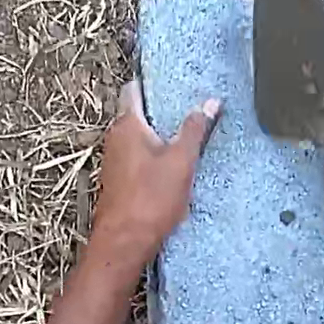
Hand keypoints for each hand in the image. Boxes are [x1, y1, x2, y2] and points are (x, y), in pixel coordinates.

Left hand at [90, 81, 221, 268]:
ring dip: (156, 136)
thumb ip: (195, 130)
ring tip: (183, 139)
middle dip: (159, 111)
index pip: (133, 90)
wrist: (124, 242)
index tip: (170, 81)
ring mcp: (113, 161)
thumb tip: (210, 103)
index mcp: (127, 126)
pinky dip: (151, 156)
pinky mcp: (117, 181)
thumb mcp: (182, 161)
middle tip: (187, 110)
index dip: (150, 83)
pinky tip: (170, 168)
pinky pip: (135, 158)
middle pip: (136, 114)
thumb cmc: (150, 200)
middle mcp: (114, 139)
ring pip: (136, 138)